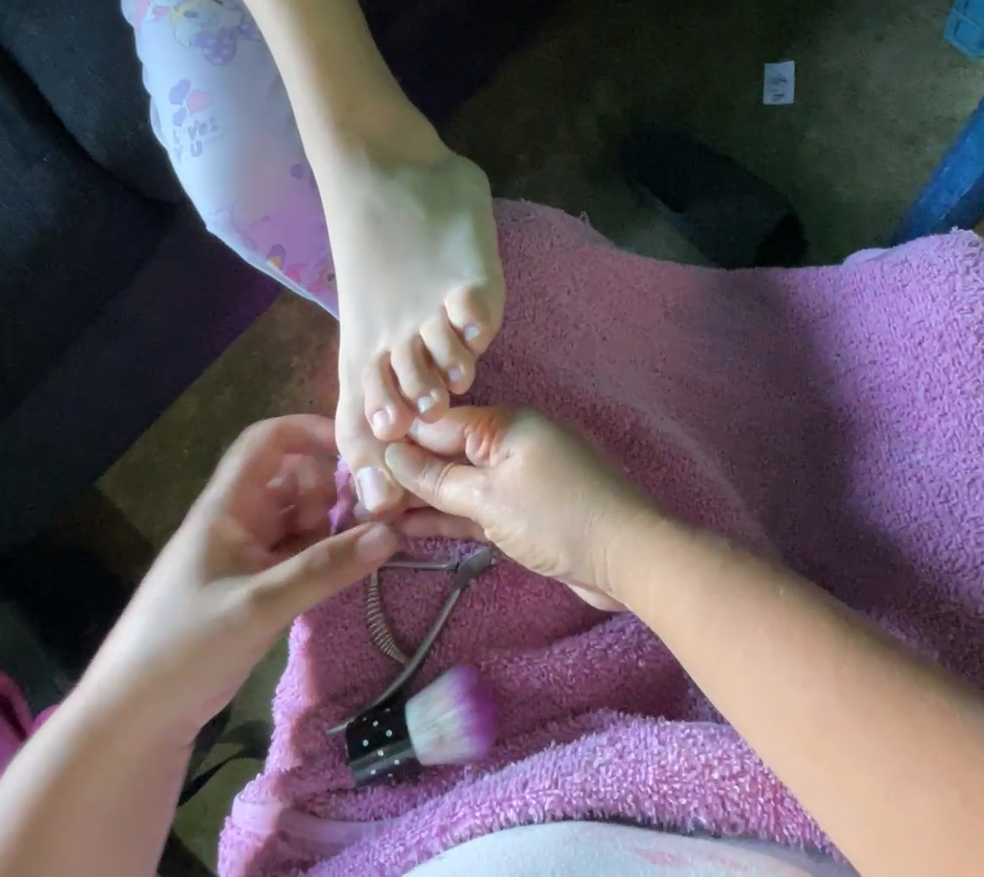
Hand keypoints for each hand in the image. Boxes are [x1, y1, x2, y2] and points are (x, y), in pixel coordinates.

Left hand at [78, 416, 397, 738]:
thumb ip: (325, 569)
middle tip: (370, 515)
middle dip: (332, 488)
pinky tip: (350, 569)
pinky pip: (301, 553)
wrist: (134, 718)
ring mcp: (249, 555)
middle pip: (295, 477)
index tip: (358, 449)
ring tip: (364, 547)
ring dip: (333, 525)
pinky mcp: (258, 587)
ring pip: (302, 517)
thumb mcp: (258, 606)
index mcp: (226, 507)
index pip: (268, 441)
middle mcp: (240, 521)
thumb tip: (390, 533)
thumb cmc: (183, 648)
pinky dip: (326, 555)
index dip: (309, 431)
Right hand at [380, 407, 669, 607]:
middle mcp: (510, 443)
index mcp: (505, 424)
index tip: (353, 459)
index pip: (436, 424)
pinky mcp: (526, 511)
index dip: (394, 441)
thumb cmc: (558, 517)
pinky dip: (450, 518)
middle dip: (403, 475)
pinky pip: (479, 507)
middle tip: (354, 495)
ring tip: (371, 516)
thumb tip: (391, 456)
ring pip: (459, 485)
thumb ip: (437, 480)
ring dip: (421, 501)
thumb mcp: (489, 497)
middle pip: (445, 454)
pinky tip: (409, 530)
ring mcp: (519, 479)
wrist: (630, 558)